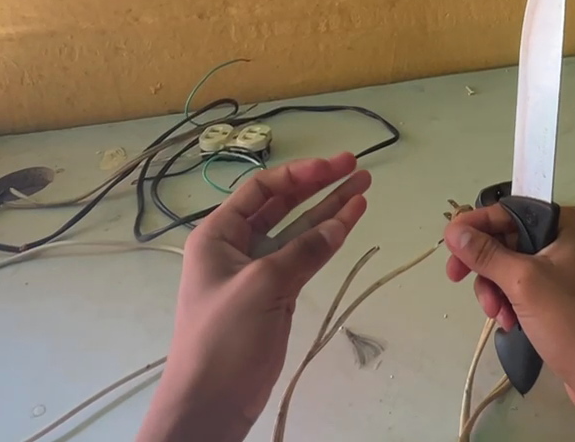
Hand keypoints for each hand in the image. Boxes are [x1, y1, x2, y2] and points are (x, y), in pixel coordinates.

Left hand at [137, 153, 369, 441]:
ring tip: (364, 187)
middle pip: (284, 204)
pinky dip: (328, 240)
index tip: (332, 166)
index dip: (298, 174)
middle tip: (356, 167)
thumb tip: (340, 223)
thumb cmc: (222, 338)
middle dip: (319, 185)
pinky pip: (306, 255)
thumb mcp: (260, 285)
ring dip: (330, 209)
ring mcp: (260, 270)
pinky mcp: (278, 293)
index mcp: (219, 234)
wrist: (210, 407)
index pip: (262, 190)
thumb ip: (303, 250)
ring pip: (300, 229)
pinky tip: (351, 221)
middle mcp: (238, 245)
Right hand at [444, 205, 574, 441]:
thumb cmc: (572, 321)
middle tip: (456, 278)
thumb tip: (453, 230)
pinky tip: (508, 322)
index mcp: (565, 222)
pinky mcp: (558, 294)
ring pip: (510, 264)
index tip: (449, 242)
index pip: (510, 209)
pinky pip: (521, 285)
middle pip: (507, 237)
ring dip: (495, 287)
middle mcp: (565, 238)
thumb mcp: (523, 283)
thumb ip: (486, 253)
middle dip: (485, 263)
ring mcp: (562, 267)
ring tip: (496, 313)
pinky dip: (509, 300)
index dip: (477, 224)